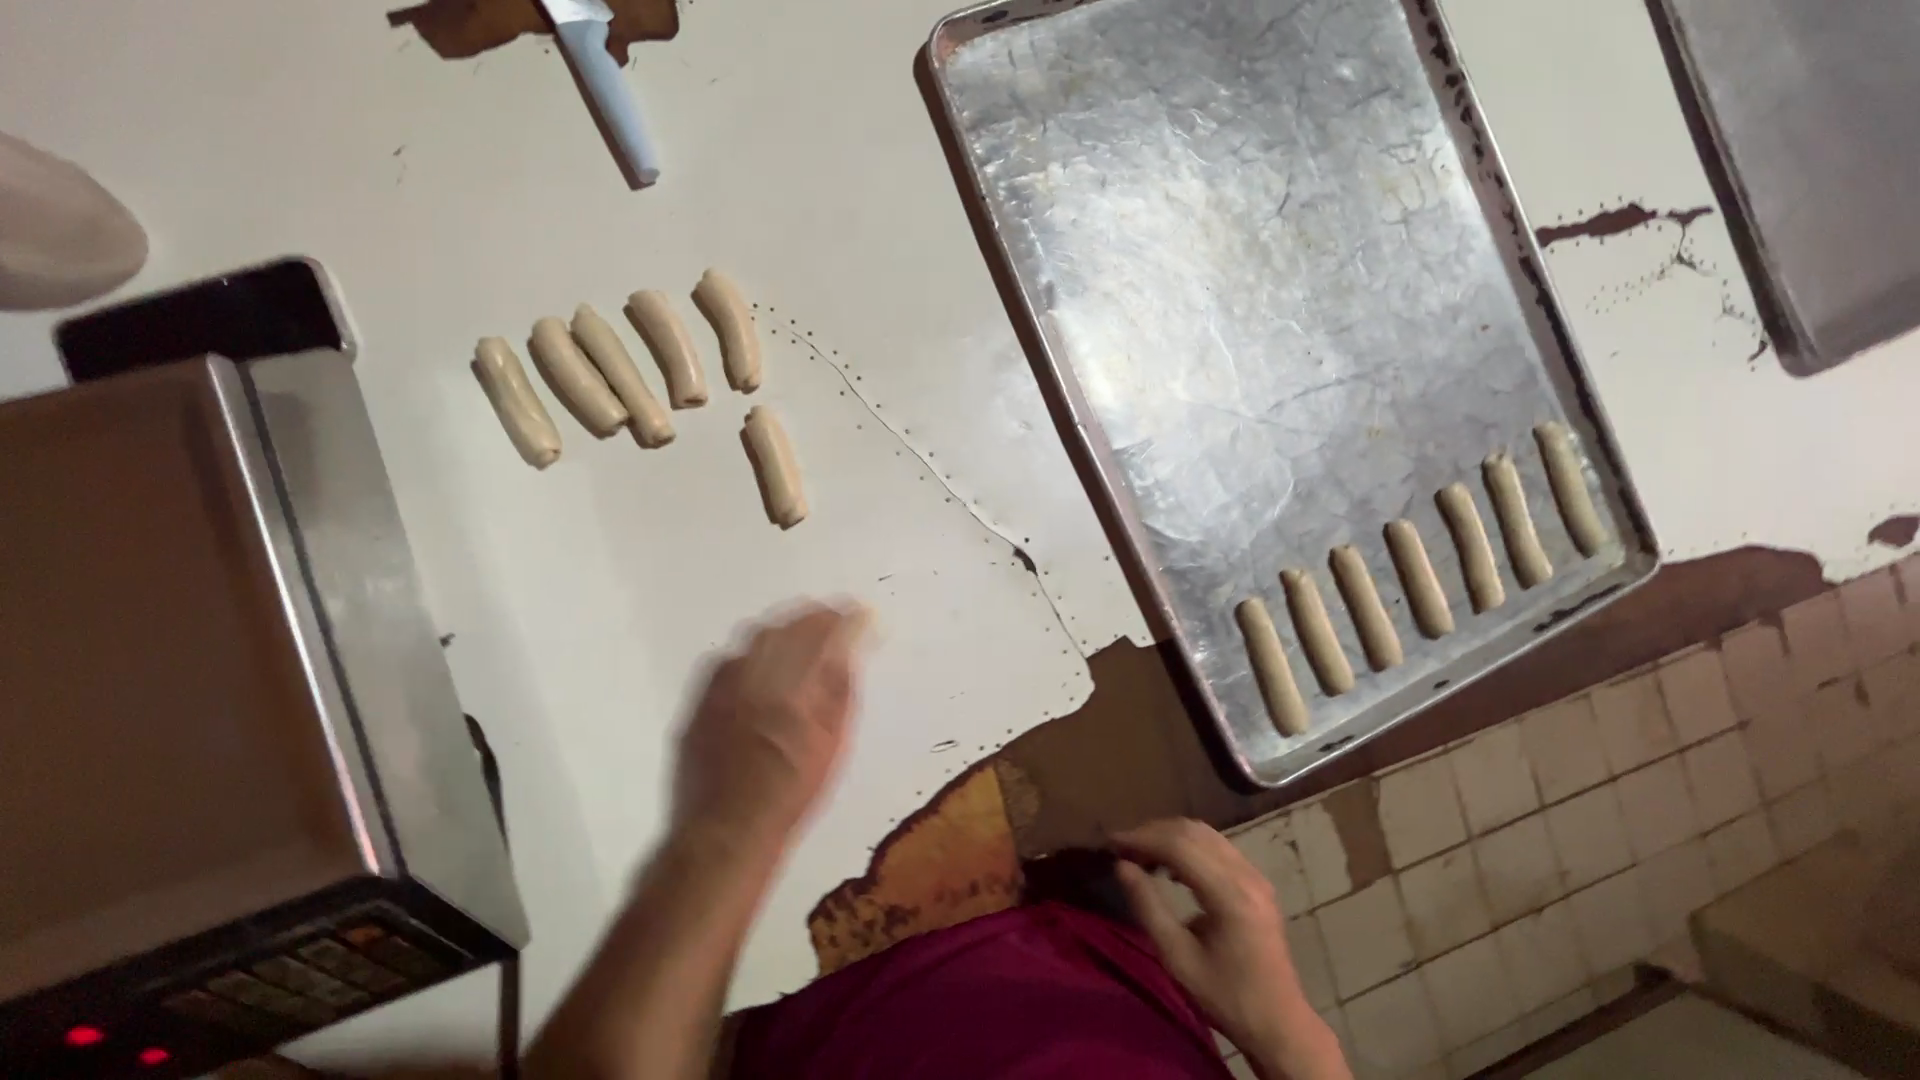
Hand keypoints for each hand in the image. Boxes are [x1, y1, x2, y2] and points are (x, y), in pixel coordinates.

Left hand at [671, 601, 868, 850]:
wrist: (724, 832)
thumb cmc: (791, 796)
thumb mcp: (831, 745)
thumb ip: (839, 689)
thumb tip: (849, 645)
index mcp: (794, 689)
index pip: (825, 634)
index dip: (846, 619)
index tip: (862, 613)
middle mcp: (753, 677)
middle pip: (788, 627)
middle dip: (815, 617)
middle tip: (836, 618)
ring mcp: (720, 687)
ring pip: (754, 638)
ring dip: (783, 629)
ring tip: (802, 634)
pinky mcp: (699, 700)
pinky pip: (728, 659)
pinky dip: (751, 652)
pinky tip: (760, 663)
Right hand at [1113, 819, 1341, 1076]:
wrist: (1279, 1024)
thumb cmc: (1225, 997)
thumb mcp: (1177, 958)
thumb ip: (1148, 907)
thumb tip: (1122, 866)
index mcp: (1229, 894)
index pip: (1179, 846)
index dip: (1141, 838)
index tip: (1111, 843)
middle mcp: (1246, 875)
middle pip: (1192, 832)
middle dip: (1152, 833)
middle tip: (1121, 848)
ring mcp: (1256, 876)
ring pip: (1205, 834)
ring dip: (1170, 836)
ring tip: (1140, 854)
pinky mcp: (1257, 882)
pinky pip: (1217, 847)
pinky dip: (1188, 846)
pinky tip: (1169, 865)